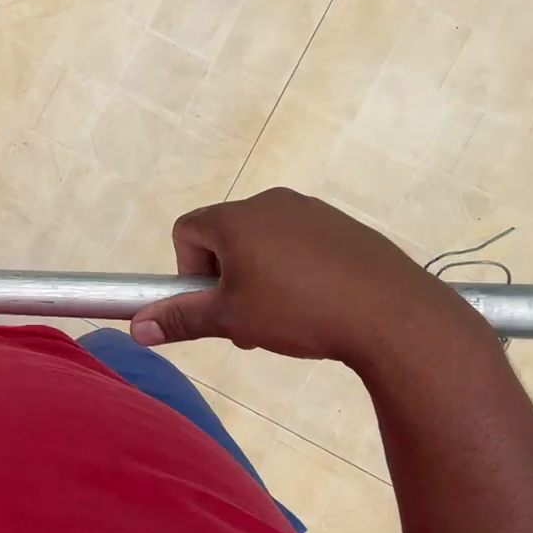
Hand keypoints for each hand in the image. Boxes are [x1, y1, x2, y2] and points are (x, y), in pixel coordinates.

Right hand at [129, 188, 486, 369]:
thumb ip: (180, 319)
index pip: (186, 230)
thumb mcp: (231, 320)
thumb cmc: (299, 312)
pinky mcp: (346, 227)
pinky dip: (296, 270)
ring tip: (283, 317)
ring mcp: (312, 211)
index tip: (214, 301)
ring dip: (259, 276)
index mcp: (236, 219)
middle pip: (225, 236)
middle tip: (246, 318)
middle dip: (225, 277)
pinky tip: (318, 305)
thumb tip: (137, 329)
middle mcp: (271, 203)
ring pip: (264, 241)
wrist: (396, 316)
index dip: (188, 270)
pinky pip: (301, 242)